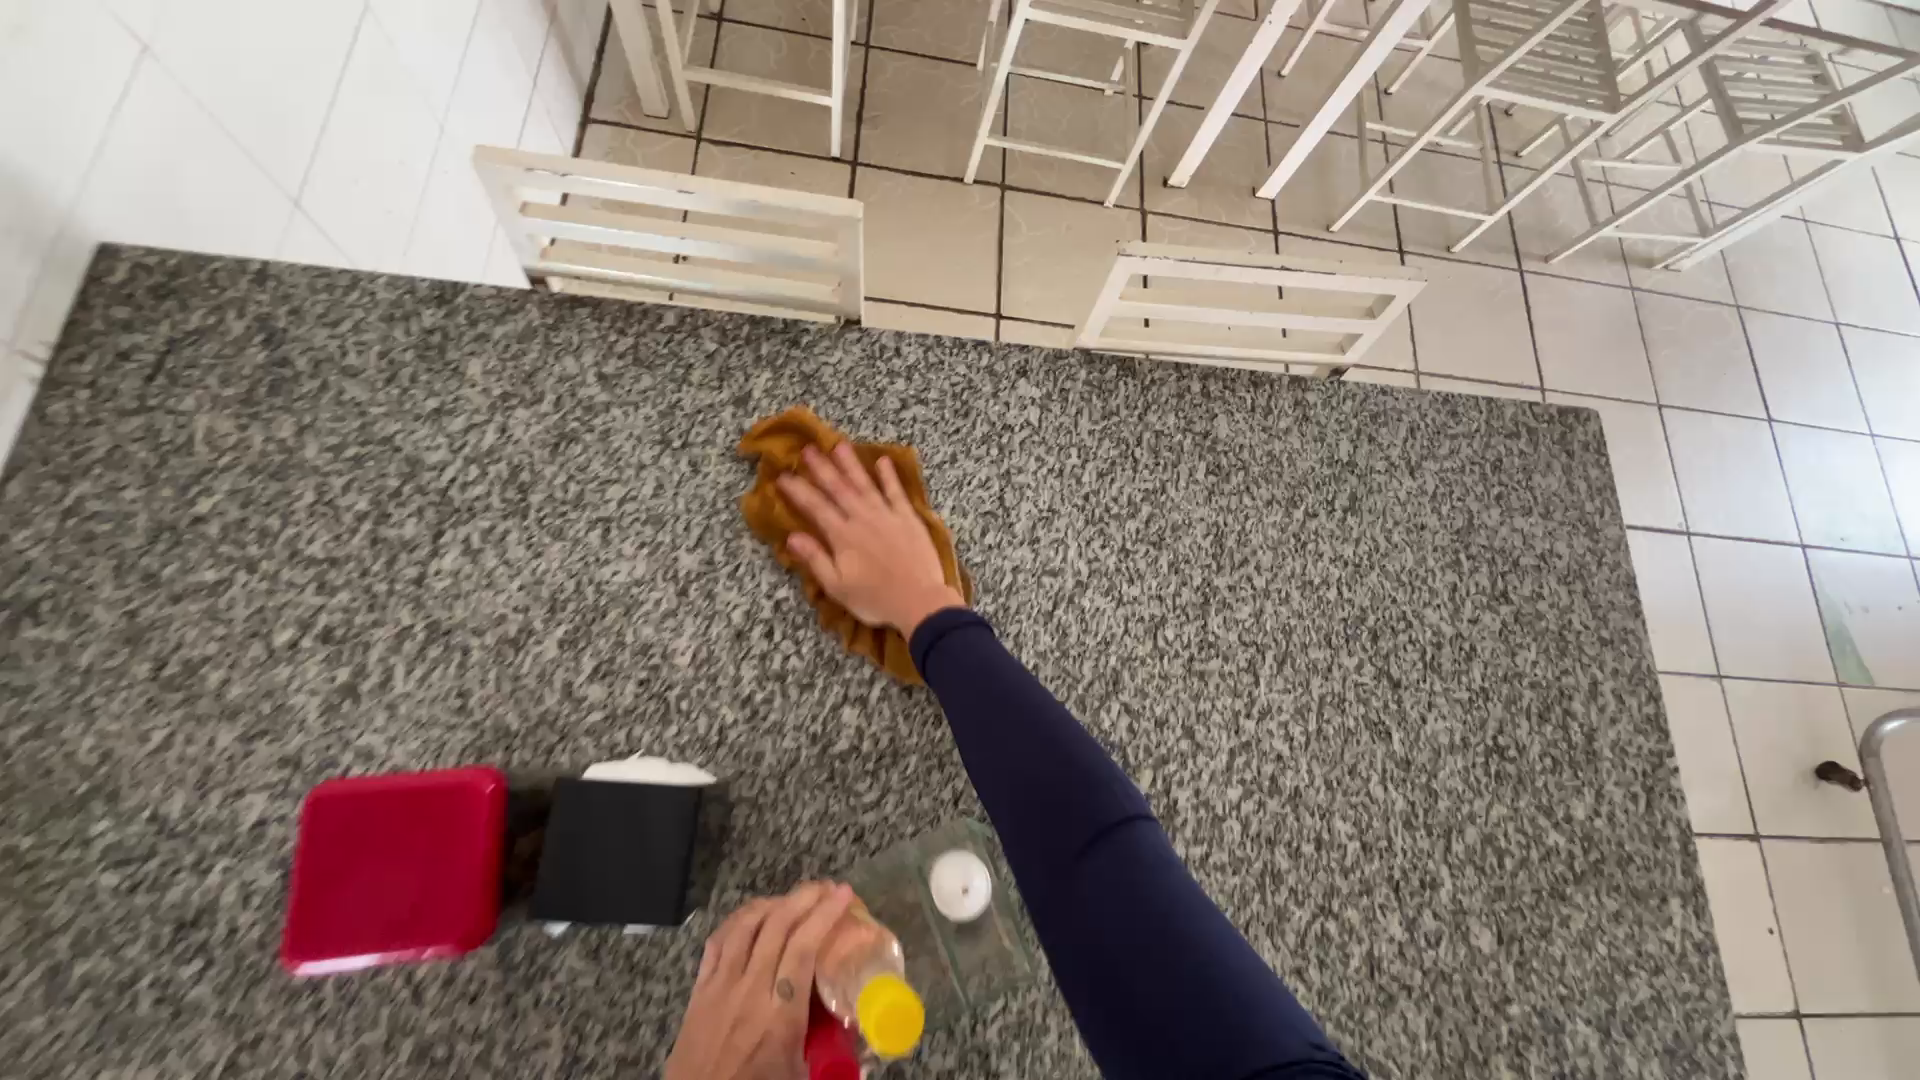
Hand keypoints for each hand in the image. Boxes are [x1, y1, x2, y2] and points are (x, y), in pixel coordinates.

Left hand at [664, 882, 854, 1079]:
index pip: (804, 948)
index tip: (844, 894)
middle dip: (805, 897)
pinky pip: (718, 940)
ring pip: (746, 925)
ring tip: (794, 898)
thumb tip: (869, 1053)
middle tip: (826, 887)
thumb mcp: (801, 1077)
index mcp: (779, 1016)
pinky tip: (754, 915)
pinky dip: (740, 919)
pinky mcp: (699, 990)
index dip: (825, 914)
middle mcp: (749, 991)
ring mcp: (720, 986)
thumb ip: (834, 1058)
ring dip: (774, 902)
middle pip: (777, 926)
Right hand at [778, 443, 966, 635]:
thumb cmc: (875, 600)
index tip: (783, 476)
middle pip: (838, 488)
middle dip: (821, 468)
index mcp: (843, 536)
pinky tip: (882, 461)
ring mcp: (887, 515)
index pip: (815, 507)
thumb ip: (815, 558)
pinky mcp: (909, 518)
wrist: (920, 601)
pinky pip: (896, 491)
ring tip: (839, 444)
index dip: (798, 490)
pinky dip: (889, 476)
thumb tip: (792, 536)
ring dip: (851, 463)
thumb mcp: (837, 586)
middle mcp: (862, 518)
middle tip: (807, 449)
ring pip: (865, 483)